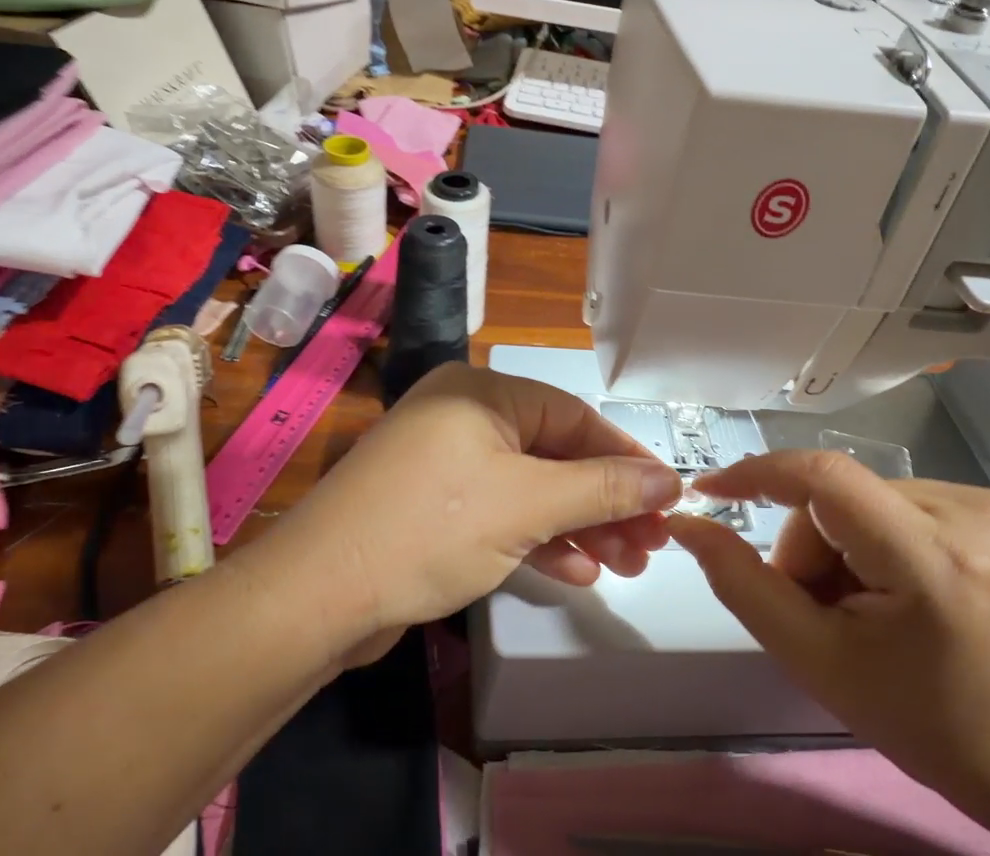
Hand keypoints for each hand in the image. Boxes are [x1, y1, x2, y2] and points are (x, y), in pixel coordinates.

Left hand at [250, 364, 682, 657]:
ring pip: (531, 489)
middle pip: (556, 455)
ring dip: (579, 526)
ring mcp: (444, 465)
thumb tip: (669, 479)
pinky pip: (501, 514)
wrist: (317, 596)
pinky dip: (539, 539)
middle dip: (607, 502)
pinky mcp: (433, 510)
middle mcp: (463, 417)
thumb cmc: (430, 530)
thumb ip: (602, 489)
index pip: (575, 417)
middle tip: (652, 546)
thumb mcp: (527, 505)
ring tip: (627, 566)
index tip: (672, 500)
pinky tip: (578, 572)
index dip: (628, 459)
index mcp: (482, 392)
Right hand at [666, 450, 989, 793]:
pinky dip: (870, 539)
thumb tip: (687, 522)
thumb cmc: (912, 715)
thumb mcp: (810, 656)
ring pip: (860, 497)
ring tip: (858, 605)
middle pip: (837, 495)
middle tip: (817, 608)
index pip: (826, 479)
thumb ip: (741, 582)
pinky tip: (891, 588)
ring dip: (837, 544)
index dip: (758, 474)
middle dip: (807, 545)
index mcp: (931, 562)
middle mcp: (971, 516)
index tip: (708, 490)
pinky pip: (892, 501)